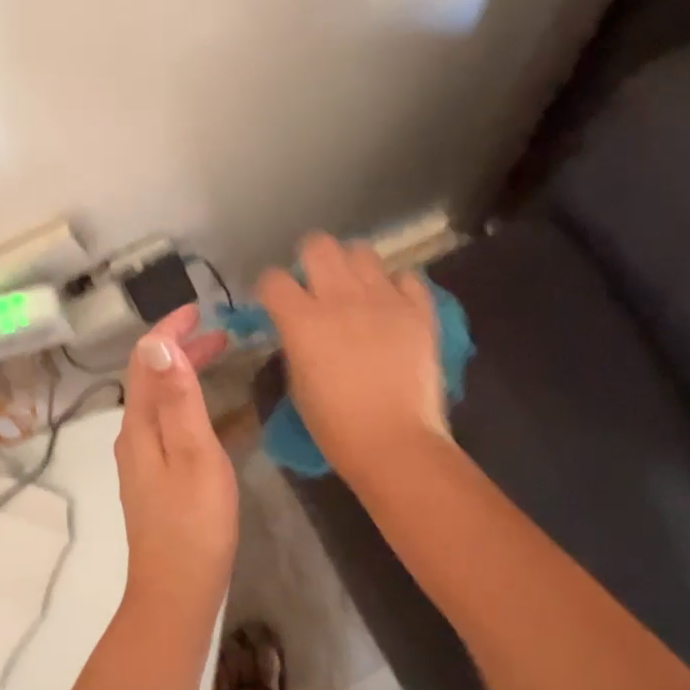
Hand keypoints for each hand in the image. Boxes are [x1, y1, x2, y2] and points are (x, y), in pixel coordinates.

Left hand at [114, 304, 236, 612]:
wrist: (176, 590)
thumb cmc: (194, 523)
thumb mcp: (194, 454)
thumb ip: (178, 399)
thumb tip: (158, 344)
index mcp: (140, 426)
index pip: (146, 361)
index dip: (169, 330)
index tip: (199, 308)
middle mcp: (134, 437)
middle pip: (151, 378)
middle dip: (180, 348)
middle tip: (221, 332)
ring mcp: (142, 460)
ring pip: (160, 401)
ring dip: (185, 373)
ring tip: (219, 358)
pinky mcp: (155, 479)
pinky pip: (167, 423)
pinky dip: (187, 401)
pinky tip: (212, 412)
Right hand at [258, 232, 446, 481]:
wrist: (396, 443)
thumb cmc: (337, 428)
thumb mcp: (299, 384)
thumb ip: (296, 344)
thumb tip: (300, 328)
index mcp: (303, 321)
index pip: (273, 279)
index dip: (270, 288)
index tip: (275, 301)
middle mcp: (341, 299)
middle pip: (318, 245)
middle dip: (311, 259)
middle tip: (316, 284)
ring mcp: (384, 300)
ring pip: (362, 252)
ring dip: (353, 266)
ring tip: (357, 290)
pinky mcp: (419, 310)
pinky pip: (406, 276)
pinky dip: (396, 286)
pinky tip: (392, 305)